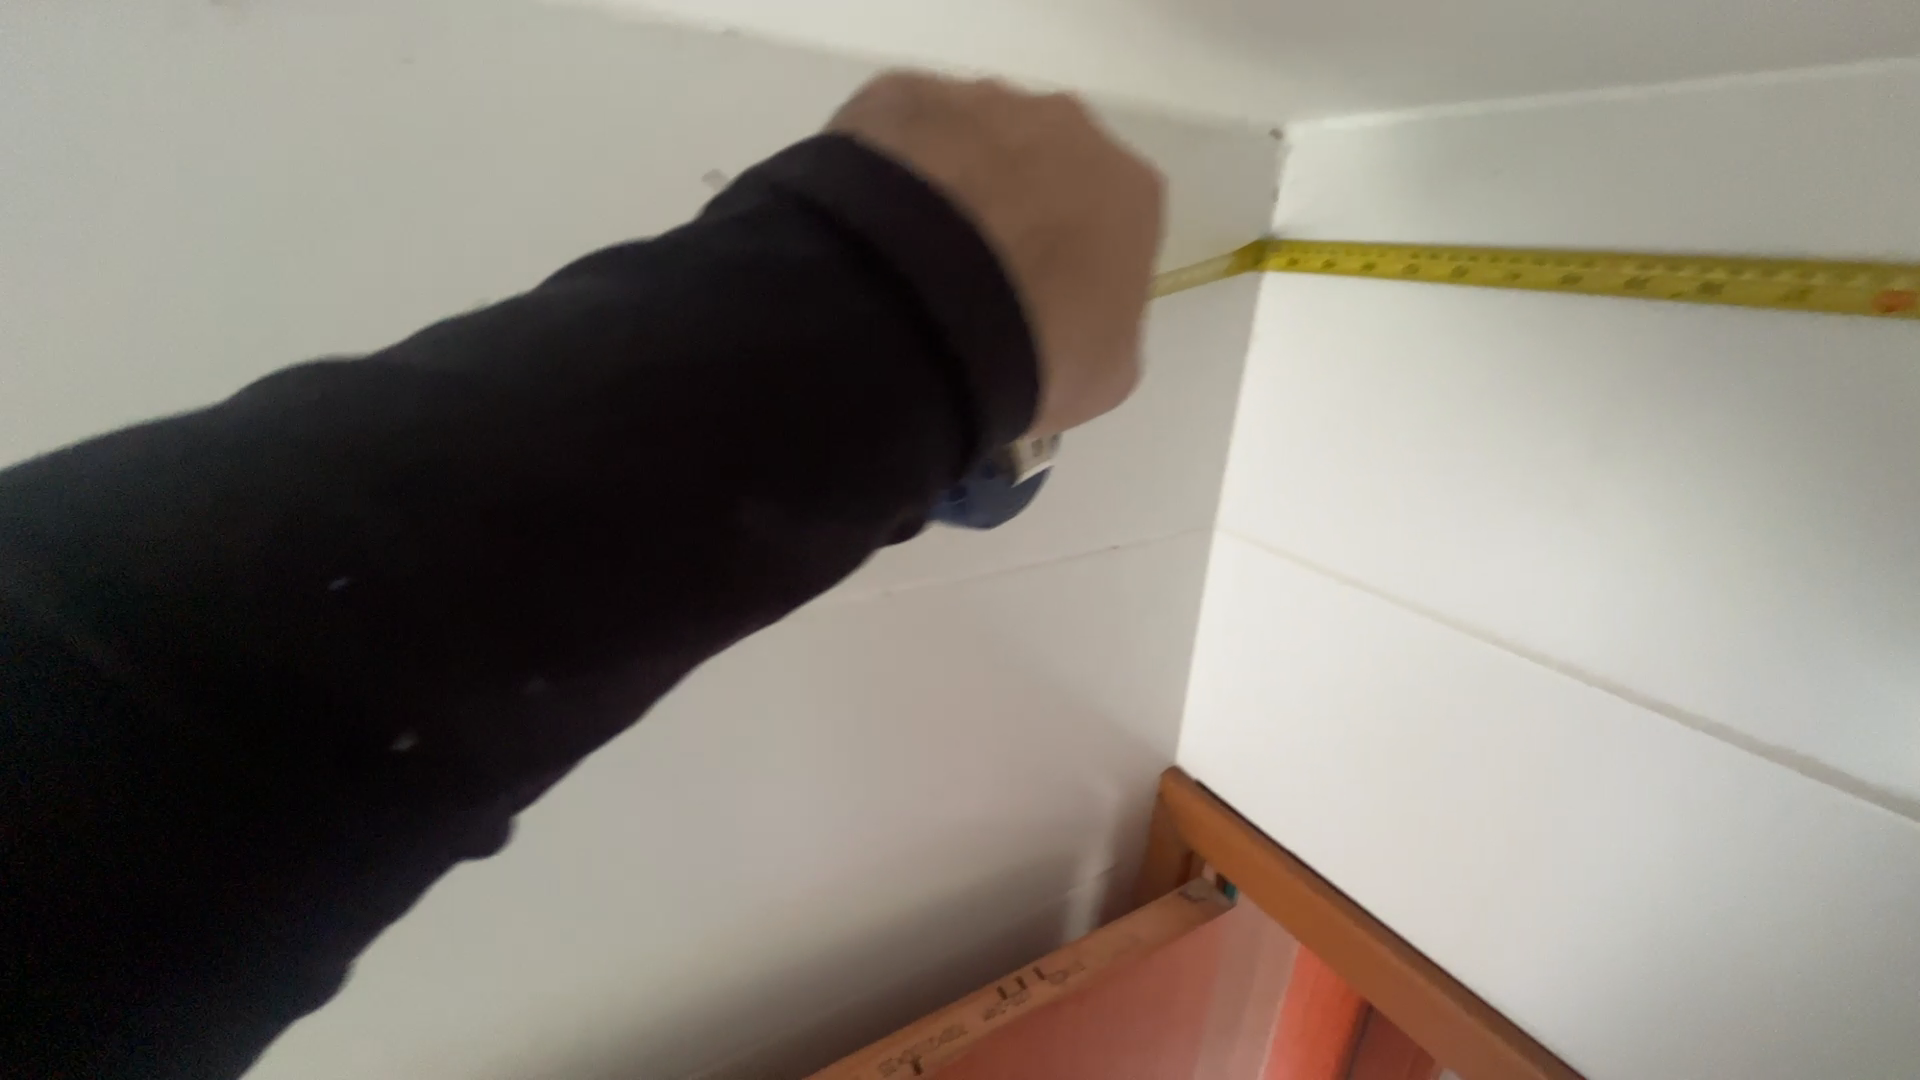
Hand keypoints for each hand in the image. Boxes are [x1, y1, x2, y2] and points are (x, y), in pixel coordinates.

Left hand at [828, 72, 1163, 437]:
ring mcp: (980, 103)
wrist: (927, 314)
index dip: (1076, 276)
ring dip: (954, 200)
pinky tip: (881, 238)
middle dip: (1016, 224)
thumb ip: (1108, 334)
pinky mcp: (900, 99)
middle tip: (975, 293)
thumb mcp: (1105, 375)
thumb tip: (1080, 326)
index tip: (1042, 315)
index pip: (1113, 232)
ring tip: (919, 272)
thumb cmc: (1036, 347)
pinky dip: (895, 182)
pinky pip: (903, 141)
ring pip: (972, 152)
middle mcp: (1065, 128)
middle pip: (1044, 177)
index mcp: (1129, 194)